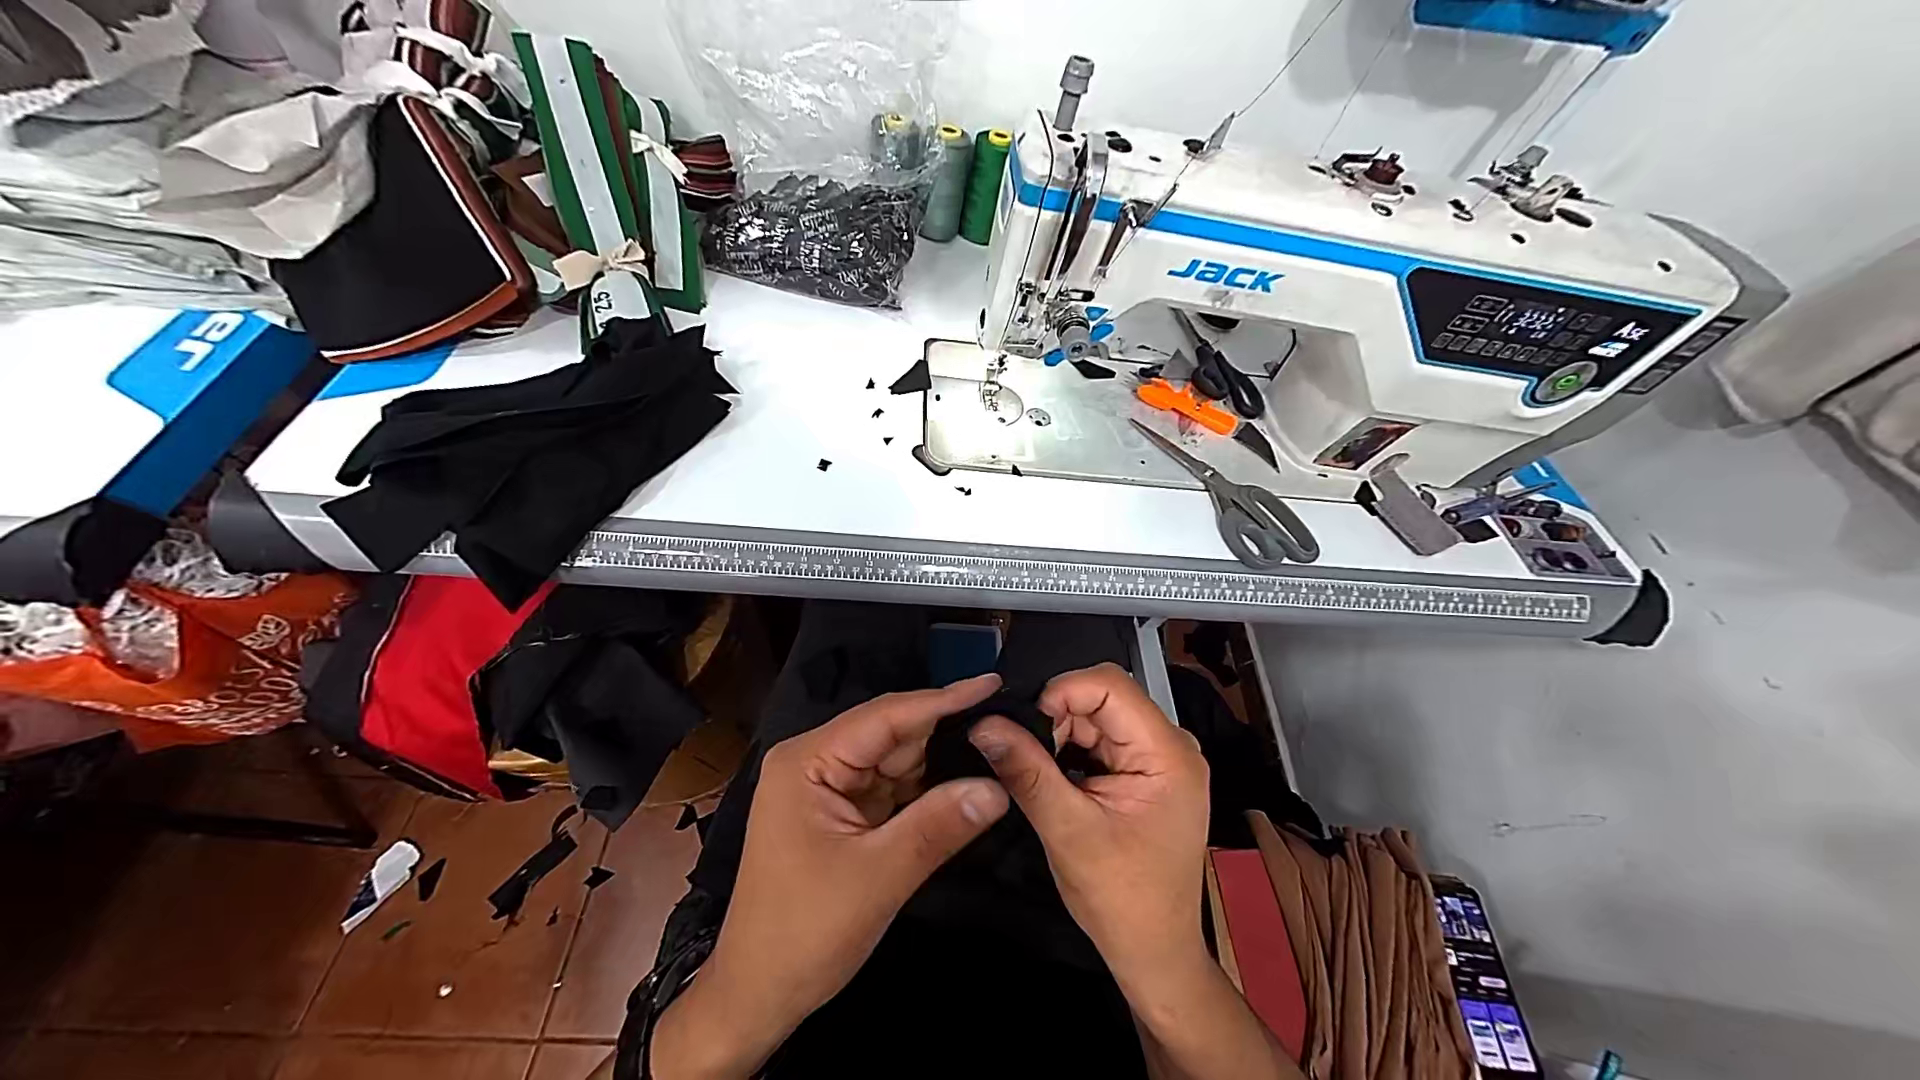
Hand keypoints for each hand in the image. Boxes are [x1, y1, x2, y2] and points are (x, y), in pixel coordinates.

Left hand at [653, 674, 1010, 1079]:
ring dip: (938, 765)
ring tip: (993, 754)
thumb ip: (939, 825)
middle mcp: (814, 761)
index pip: (885, 716)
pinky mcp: (840, 812)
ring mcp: (826, 787)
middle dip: (944, 735)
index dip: (943, 699)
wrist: (757, 997)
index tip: (993, 683)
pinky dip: (923, 792)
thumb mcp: (879, 878)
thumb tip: (998, 787)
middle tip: (1004, 728)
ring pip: (896, 761)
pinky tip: (960, 788)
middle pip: (892, 735)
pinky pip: (891, 788)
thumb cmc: (805, 934)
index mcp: (807, 761)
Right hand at [972, 666, 1292, 1079]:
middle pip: (1103, 697)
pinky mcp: (1144, 770)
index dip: (1061, 692)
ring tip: (1038, 770)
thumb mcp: (1067, 831)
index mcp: (1168, 753)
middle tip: (1025, 754)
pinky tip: (1055, 775)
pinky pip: (1101, 738)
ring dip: (1060, 734)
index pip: (1111, 686)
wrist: (1153, 950)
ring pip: (1097, 716)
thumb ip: (1026, 772)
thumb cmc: (1121, 898)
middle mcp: (1170, 744)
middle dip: (1056, 717)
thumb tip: (983, 724)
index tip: (1023, 724)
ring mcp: (1159, 757)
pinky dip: (1070, 748)